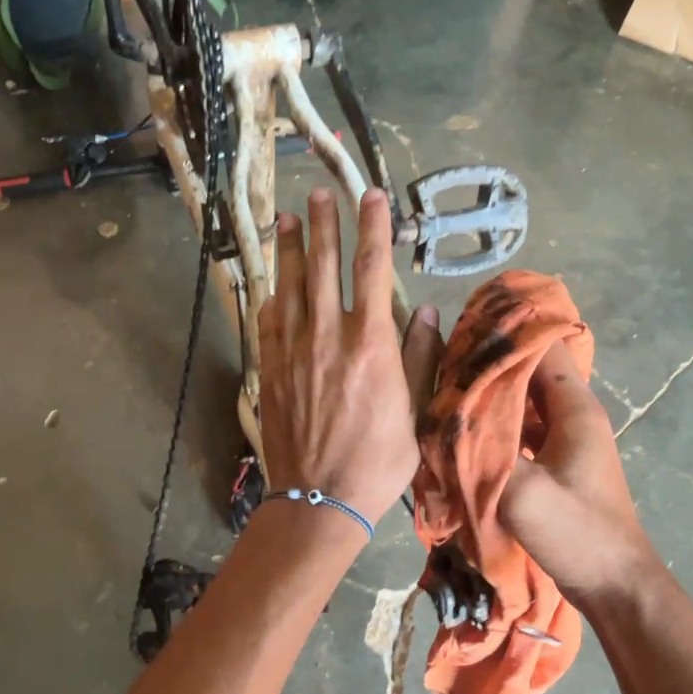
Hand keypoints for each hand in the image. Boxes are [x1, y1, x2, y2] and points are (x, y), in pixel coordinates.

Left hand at [258, 188, 417, 522]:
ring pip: (290, 288)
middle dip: (323, 225)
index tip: (371, 195)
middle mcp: (328, 338)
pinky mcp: (270, 372)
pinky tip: (273, 284)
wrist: (318, 500)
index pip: (371, 269)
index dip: (372, 227)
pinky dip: (272, 298)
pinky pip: (268, 323)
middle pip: (324, 267)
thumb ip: (419, 357)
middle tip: (318, 193)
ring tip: (287, 218)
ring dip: (290, 251)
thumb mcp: (414, 413)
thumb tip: (424, 310)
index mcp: (370, 345)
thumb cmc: (377, 462)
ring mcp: (293, 354)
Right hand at [402, 317, 657, 600]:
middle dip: (488, 362)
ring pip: (521, 402)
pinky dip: (492, 424)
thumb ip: (485, 452)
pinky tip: (460, 431)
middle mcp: (571, 417)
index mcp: (575, 410)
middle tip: (439, 356)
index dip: (506, 333)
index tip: (461, 327)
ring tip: (442, 386)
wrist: (614, 586)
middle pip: (528, 372)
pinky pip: (518, 431)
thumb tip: (446, 419)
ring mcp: (562, 443)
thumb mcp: (525, 495)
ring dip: (487, 395)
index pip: (542, 347)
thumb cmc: (579, 535)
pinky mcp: (551, 467)